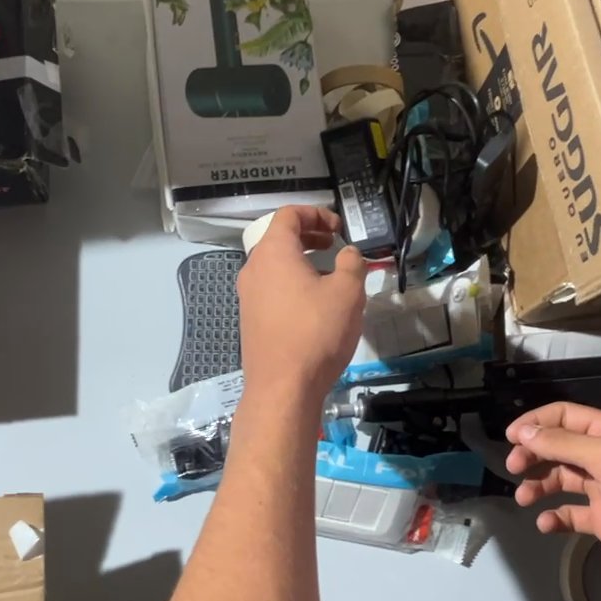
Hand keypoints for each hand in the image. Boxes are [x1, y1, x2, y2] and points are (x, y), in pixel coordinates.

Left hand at [237, 206, 367, 404]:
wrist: (282, 387)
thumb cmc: (316, 332)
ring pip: (274, 264)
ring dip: (301, 260)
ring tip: (329, 274)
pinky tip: (314, 304)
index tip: (338, 228)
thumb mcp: (348, 293)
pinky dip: (291, 282)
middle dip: (309, 235)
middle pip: (279, 238)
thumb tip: (348, 254)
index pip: (289, 215)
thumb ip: (352, 264)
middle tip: (334, 243)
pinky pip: (271, 288)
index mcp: (273, 252)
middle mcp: (254, 268)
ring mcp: (248, 295)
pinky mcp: (251, 319)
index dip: (316, 213)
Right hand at [506, 403, 600, 600]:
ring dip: (538, 485)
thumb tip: (525, 433)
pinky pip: (571, 514)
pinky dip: (554, 517)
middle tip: (513, 469)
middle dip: (533, 454)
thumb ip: (564, 445)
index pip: (565, 416)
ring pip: (561, 479)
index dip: (536, 423)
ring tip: (523, 498)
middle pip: (559, 446)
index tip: (510, 438)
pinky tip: (545, 524)